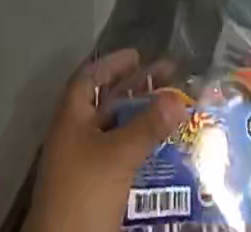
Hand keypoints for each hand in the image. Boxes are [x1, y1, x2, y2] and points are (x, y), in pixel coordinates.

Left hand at [22, 49, 188, 231]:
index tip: (139, 55)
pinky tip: (165, 143)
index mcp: (70, 122)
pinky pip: (121, 155)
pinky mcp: (95, 189)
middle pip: (106, 103)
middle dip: (137, 88)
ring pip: (116, 130)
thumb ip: (149, 125)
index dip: (111, 64)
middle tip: (170, 76)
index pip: (87, 80)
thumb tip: (180, 98)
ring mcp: (84, 165)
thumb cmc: (83, 195)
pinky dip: (141, 144)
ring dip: (142, 116)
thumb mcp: (118, 156)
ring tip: (174, 107)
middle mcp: (75, 139)